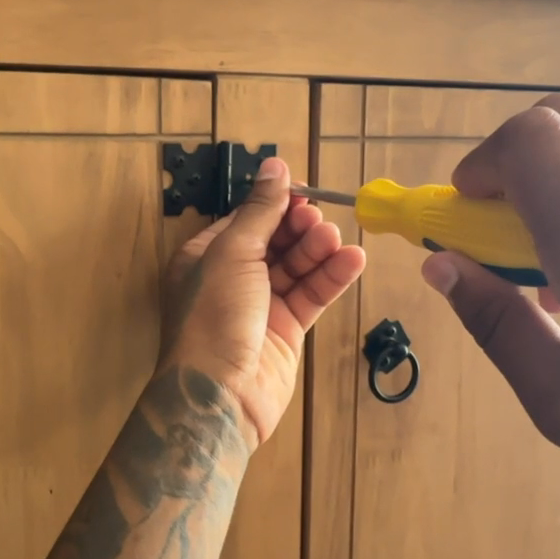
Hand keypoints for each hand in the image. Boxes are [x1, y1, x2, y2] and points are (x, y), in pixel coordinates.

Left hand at [160, 157, 365, 449]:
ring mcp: (260, 306)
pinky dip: (331, 278)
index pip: (246, 221)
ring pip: (296, 268)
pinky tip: (353, 261)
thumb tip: (275, 165)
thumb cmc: (214, 315)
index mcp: (205, 256)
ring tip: (338, 240)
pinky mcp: (286, 330)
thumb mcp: (232, 252)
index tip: (304, 194)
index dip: (275, 206)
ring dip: (318, 251)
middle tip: (321, 222)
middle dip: (299, 229)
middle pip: (274, 242)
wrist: (220, 393)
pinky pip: (311, 295)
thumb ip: (260, 210)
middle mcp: (231, 279)